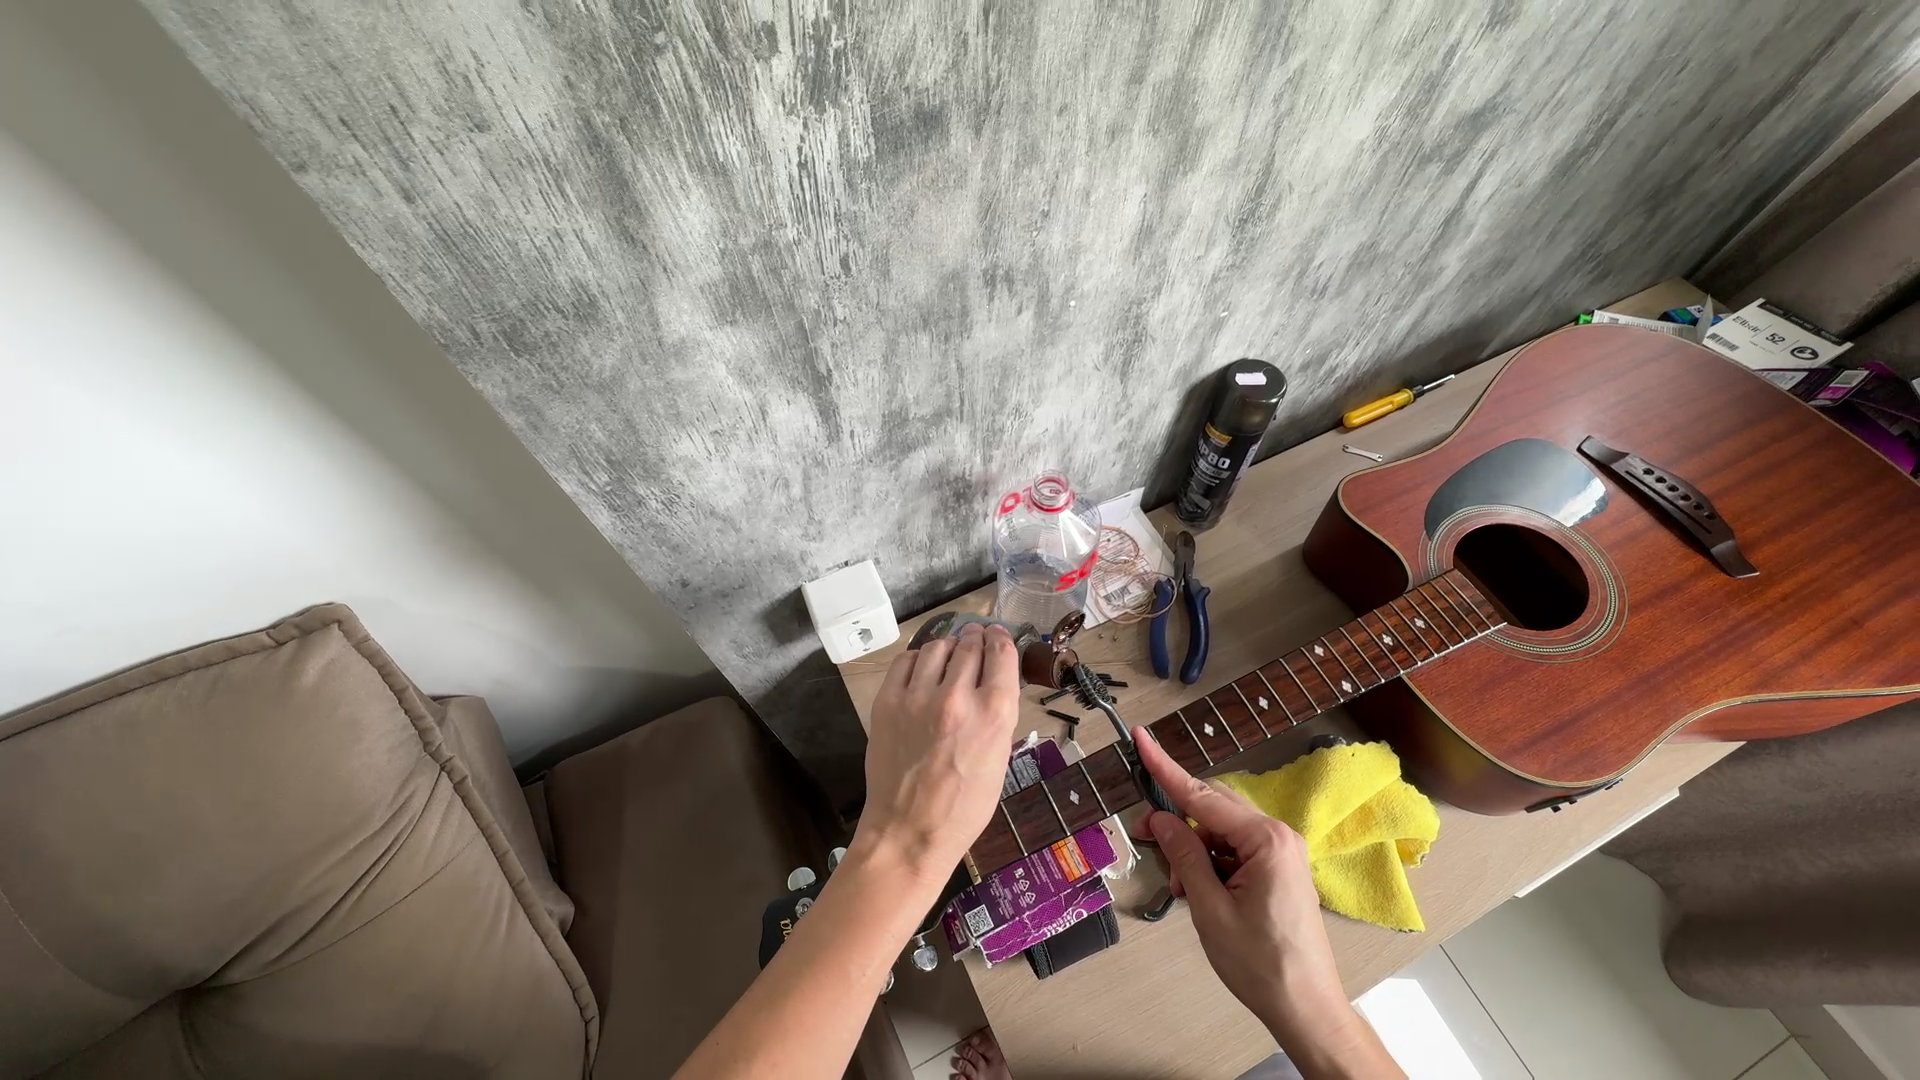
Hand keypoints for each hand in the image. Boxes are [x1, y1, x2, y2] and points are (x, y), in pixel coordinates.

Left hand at [854, 623, 1020, 886]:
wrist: (909, 832)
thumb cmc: (964, 809)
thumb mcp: (999, 761)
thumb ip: (997, 717)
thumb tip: (993, 685)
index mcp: (994, 713)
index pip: (1002, 653)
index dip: (1001, 639)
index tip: (998, 635)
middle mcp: (958, 696)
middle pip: (969, 644)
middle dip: (976, 636)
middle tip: (975, 635)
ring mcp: (917, 697)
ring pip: (936, 647)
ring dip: (948, 645)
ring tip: (949, 652)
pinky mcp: (887, 702)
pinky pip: (905, 662)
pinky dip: (917, 659)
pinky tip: (922, 667)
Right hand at [1130, 729, 1369, 1059]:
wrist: (1308, 1011)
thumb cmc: (1261, 963)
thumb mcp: (1210, 909)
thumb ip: (1184, 856)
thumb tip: (1159, 819)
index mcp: (1266, 839)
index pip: (1202, 796)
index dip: (1165, 769)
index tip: (1140, 738)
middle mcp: (1278, 835)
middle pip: (1212, 807)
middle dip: (1177, 822)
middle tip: (1144, 838)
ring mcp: (1281, 851)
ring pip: (1220, 829)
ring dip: (1193, 848)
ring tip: (1180, 888)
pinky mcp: (1279, 868)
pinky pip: (1234, 847)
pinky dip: (1210, 861)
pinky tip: (1198, 890)